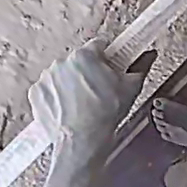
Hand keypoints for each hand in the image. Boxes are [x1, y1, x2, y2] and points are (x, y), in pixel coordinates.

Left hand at [28, 43, 143, 141]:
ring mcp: (46, 78)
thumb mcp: (131, 88)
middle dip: (89, 71)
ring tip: (85, 102)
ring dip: (72, 83)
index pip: (98, 45)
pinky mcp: (36, 94)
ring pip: (63, 74)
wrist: (81, 141)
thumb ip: (141, 66)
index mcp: (84, 56)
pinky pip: (50, 89)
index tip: (111, 66)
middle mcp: (61, 63)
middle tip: (100, 89)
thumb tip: (150, 55)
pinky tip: (70, 108)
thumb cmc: (105, 113)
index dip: (108, 56)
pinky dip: (58, 96)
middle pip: (79, 60)